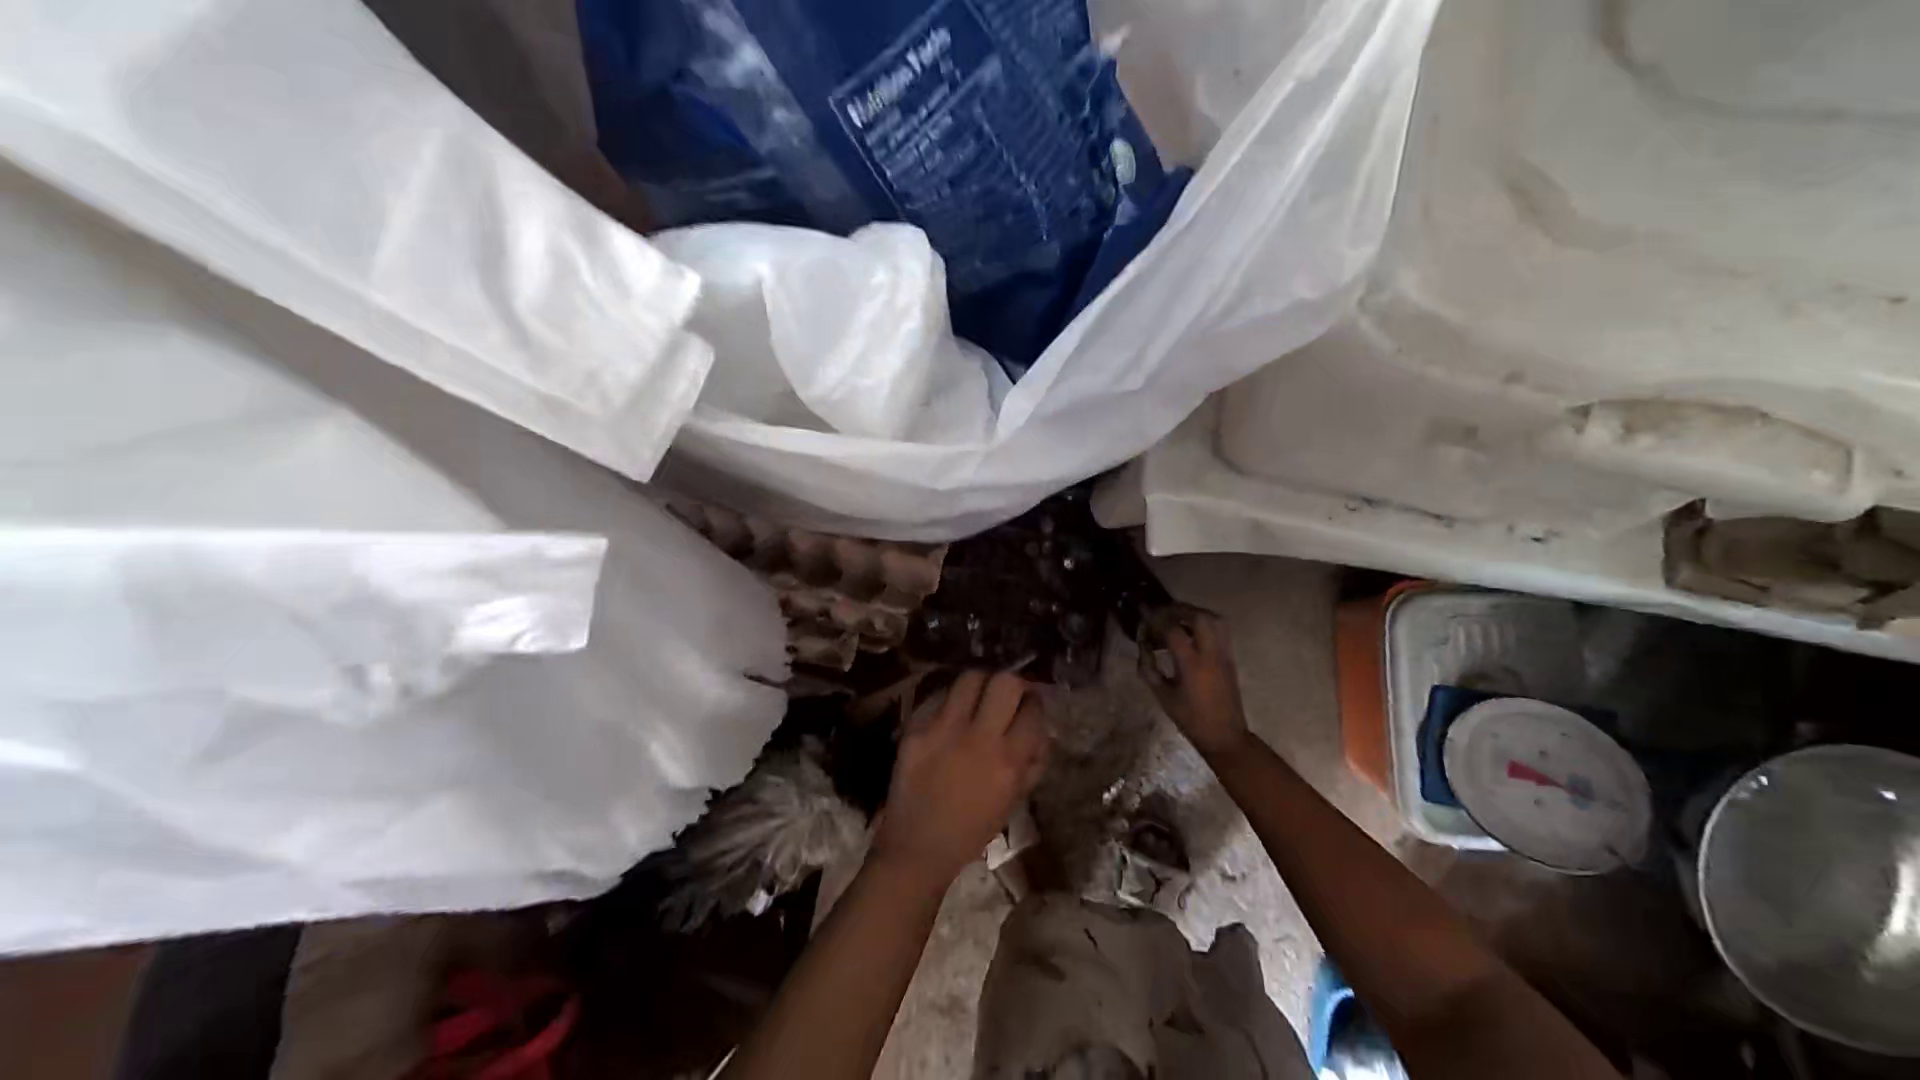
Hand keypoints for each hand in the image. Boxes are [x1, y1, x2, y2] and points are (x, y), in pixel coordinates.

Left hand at [870, 671, 1048, 888]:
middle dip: (1013, 683)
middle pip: (1004, 681)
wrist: (917, 845)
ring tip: (979, 698)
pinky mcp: (915, 728)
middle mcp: (978, 738)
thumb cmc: (972, 830)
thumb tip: (1040, 728)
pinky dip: (951, 703)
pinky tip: (951, 717)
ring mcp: (943, 729)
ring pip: (970, 678)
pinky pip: (940, 698)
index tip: (1029, 706)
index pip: (1032, 710)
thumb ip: (1033, 762)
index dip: (1035, 704)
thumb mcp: (1015, 800)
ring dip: (981, 684)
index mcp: (1008, 762)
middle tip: (1007, 695)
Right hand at [1139, 607, 1250, 758]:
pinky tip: (1194, 631)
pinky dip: (1207, 623)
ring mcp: (1225, 655)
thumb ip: (1149, 670)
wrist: (1225, 736)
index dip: (1156, 619)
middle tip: (1164, 611)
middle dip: (1180, 609)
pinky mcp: (1231, 659)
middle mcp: (1211, 655)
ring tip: (1180, 617)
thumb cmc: (1190, 719)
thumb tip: (1142, 649)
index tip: (1144, 615)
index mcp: (1191, 665)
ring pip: (1216, 620)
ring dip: (1197, 613)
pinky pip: (1222, 631)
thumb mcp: (1163, 697)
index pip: (1173, 630)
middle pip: (1200, 618)